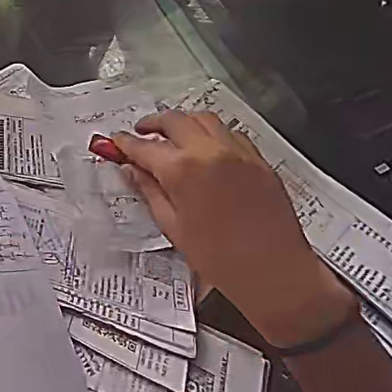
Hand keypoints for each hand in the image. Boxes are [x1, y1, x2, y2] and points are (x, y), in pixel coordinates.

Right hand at [114, 111, 356, 347]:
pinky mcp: (257, 159)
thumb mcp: (173, 226)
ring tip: (171, 134)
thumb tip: (134, 172)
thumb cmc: (224, 259)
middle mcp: (211, 152)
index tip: (117, 143)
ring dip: (183, 122)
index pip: (144, 146)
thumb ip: (150, 191)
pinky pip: (230, 132)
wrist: (274, 272)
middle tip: (140, 133)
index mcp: (183, 169)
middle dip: (152, 123)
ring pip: (203, 119)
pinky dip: (211, 132)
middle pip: (174, 120)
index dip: (125, 143)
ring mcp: (237, 152)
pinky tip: (205, 146)